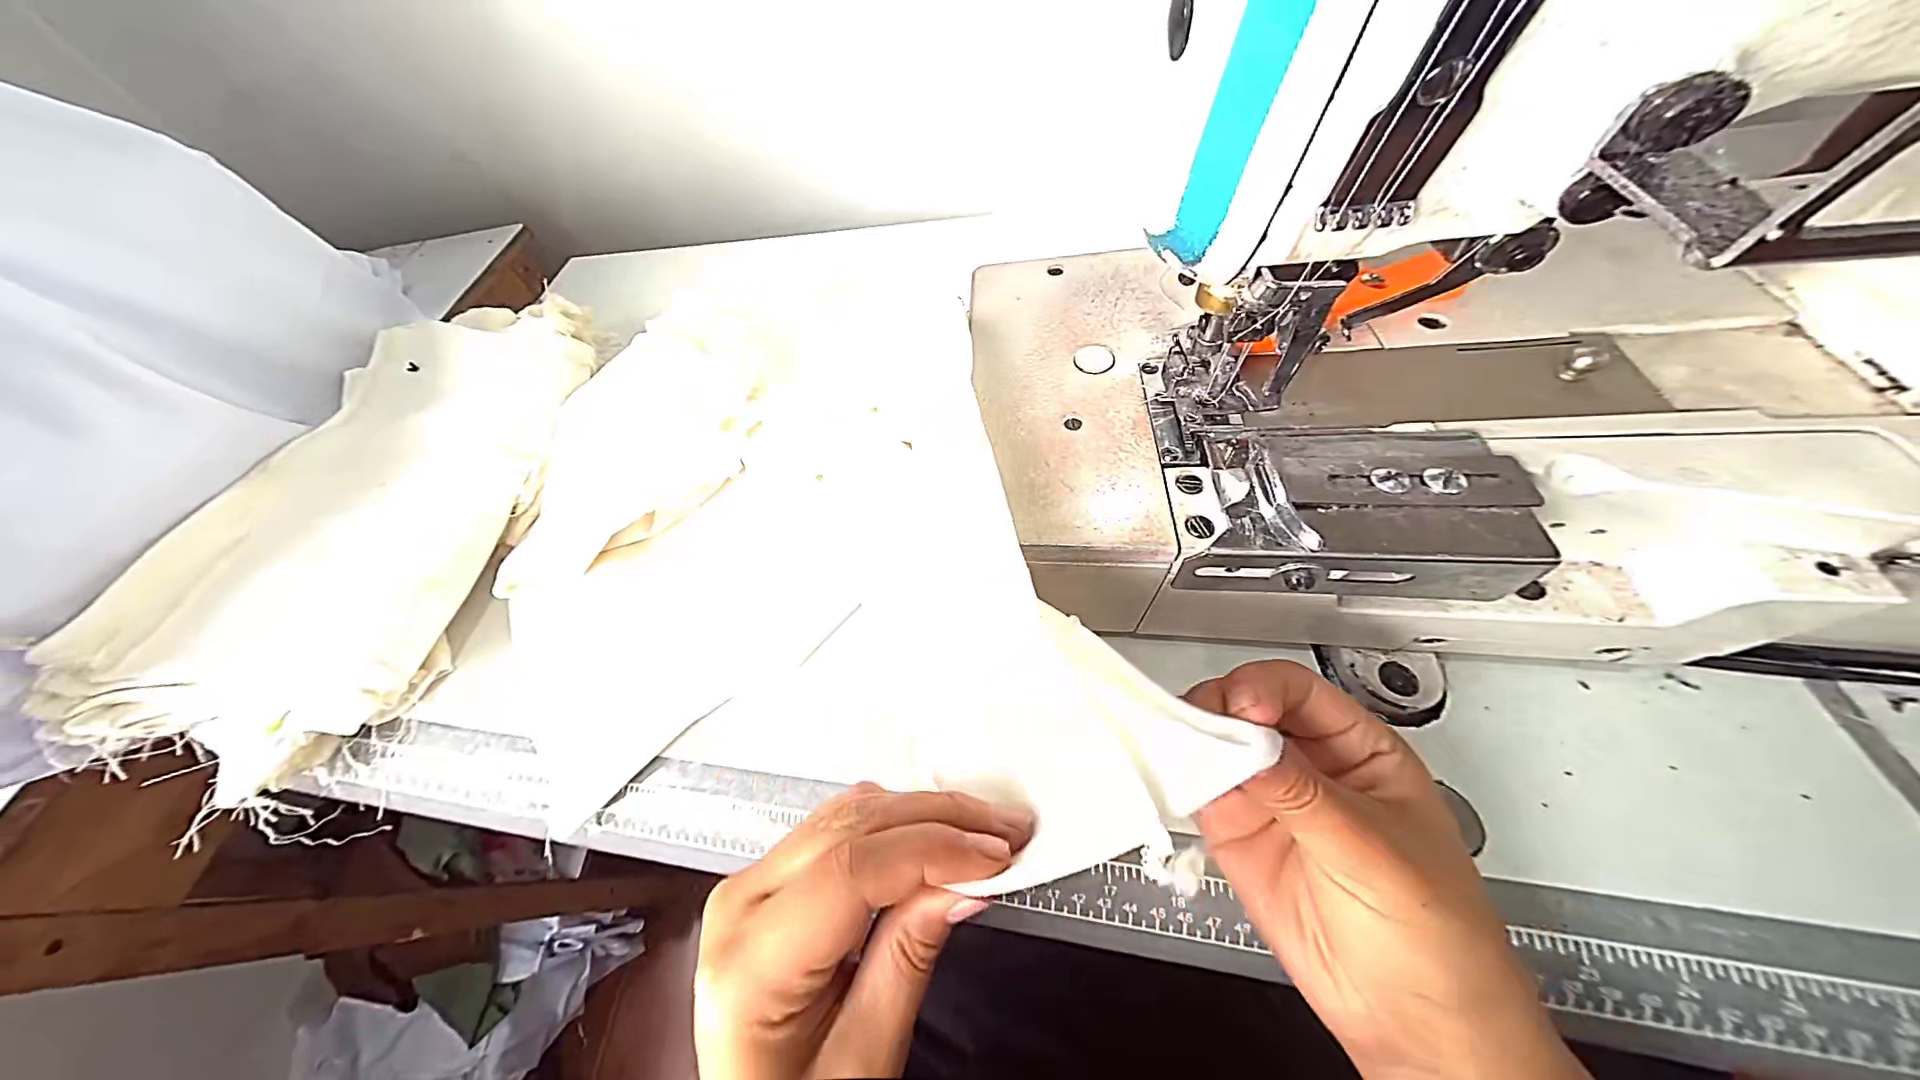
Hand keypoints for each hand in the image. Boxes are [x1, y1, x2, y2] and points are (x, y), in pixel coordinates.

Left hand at [694, 782, 1034, 1079]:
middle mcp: (742, 904)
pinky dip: (899, 820)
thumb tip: (961, 884)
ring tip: (983, 831)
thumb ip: (908, 961)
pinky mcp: (776, 875)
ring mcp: (756, 881)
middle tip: (1006, 832)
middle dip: (942, 819)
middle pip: (854, 827)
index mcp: (750, 962)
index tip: (995, 857)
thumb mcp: (860, 1059)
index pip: (852, 869)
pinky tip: (937, 831)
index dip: (933, 849)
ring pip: (851, 813)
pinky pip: (843, 824)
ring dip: (925, 812)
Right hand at [1187, 661, 1587, 1079]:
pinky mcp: (1237, 831)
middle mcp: (1306, 763)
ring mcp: (1267, 797)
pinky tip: (1175, 783)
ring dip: (1192, 744)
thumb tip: (1248, 746)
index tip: (1241, 708)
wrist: (1413, 1025)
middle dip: (1217, 712)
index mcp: (1355, 748)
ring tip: (1181, 755)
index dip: (1263, 689)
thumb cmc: (1437, 936)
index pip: (1297, 691)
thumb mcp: (1375, 853)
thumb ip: (1305, 796)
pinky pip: (1198, 790)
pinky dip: (1178, 781)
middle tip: (1200, 730)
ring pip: (1214, 746)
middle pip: (1245, 709)